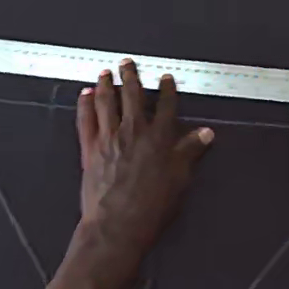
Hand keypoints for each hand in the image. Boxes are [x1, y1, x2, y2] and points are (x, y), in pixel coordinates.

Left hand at [74, 60, 214, 273]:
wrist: (117, 224)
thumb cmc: (151, 206)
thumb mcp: (180, 179)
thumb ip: (190, 152)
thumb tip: (205, 134)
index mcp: (158, 138)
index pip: (165, 106)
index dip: (167, 89)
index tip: (166, 78)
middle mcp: (132, 131)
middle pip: (132, 95)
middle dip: (131, 76)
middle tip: (128, 63)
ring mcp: (108, 137)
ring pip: (106, 101)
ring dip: (106, 84)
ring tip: (106, 72)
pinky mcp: (90, 147)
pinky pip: (85, 118)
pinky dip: (84, 103)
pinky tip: (84, 94)